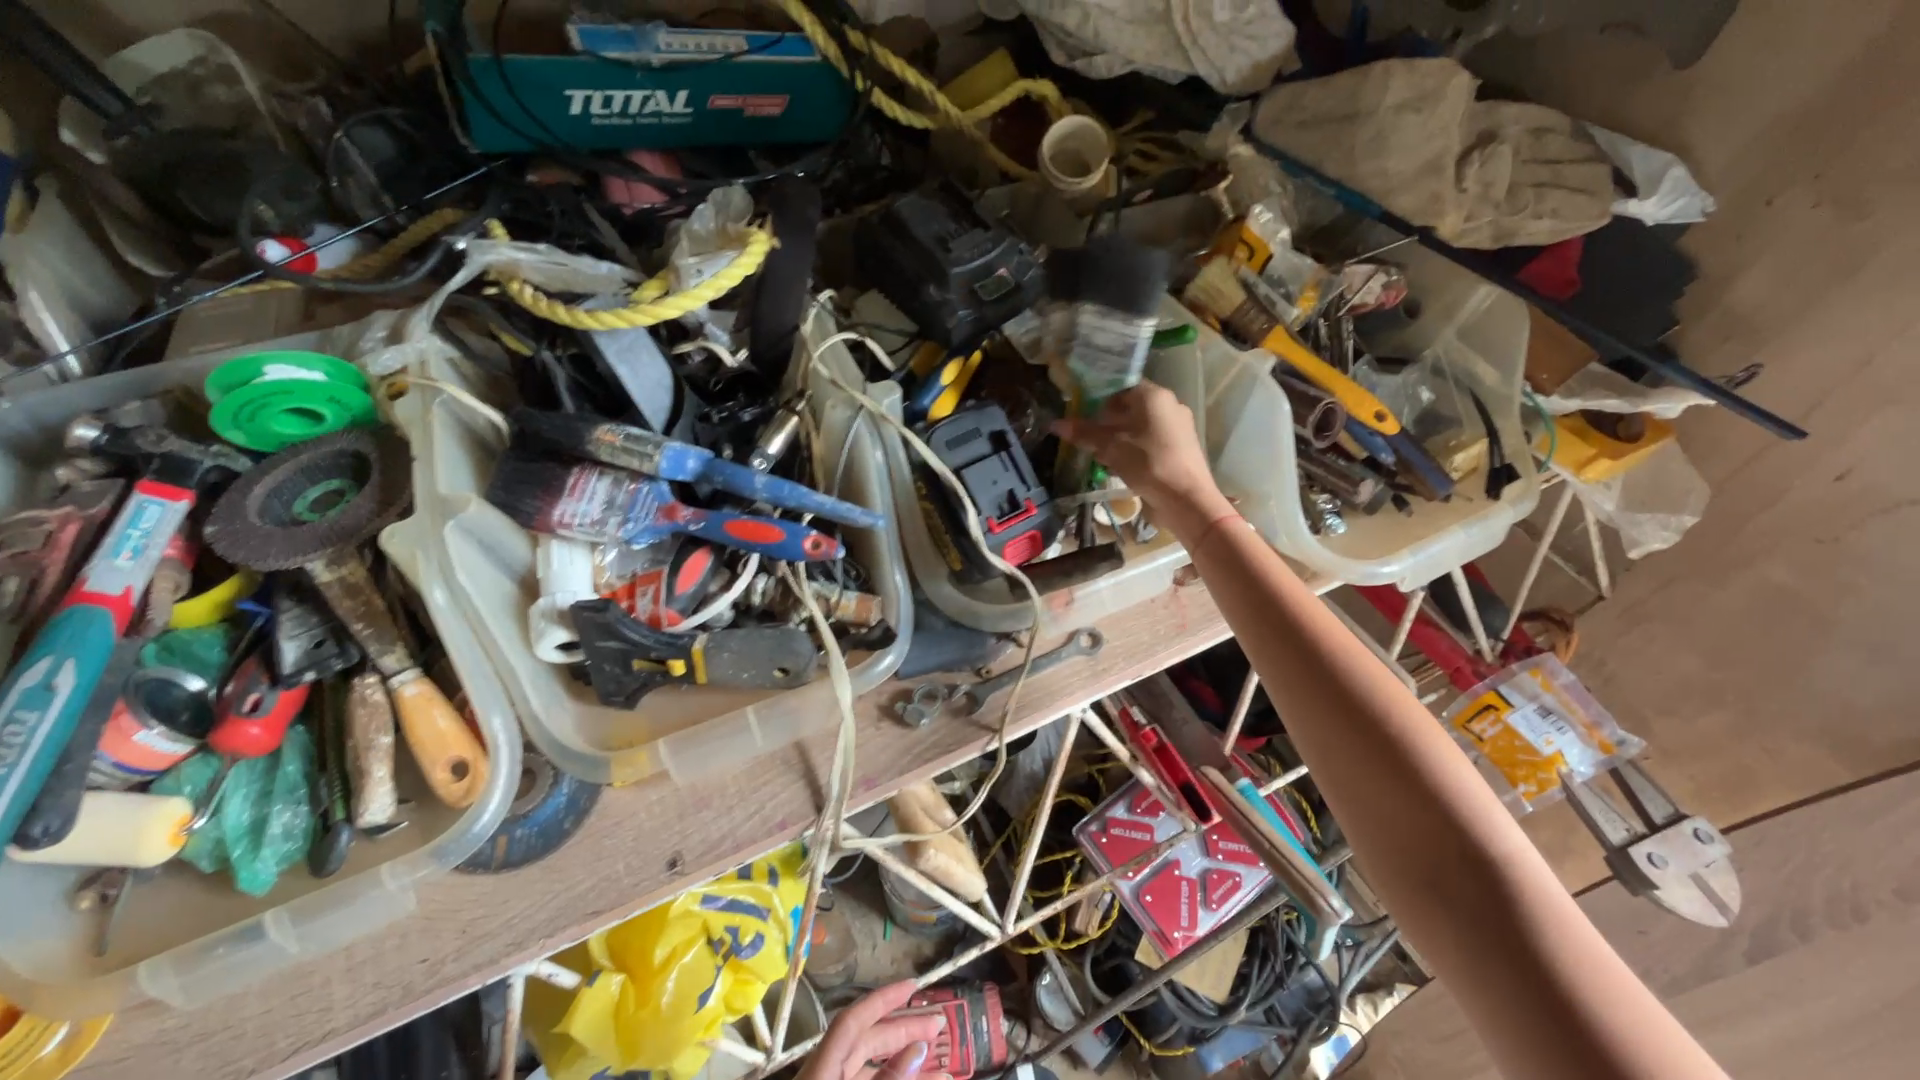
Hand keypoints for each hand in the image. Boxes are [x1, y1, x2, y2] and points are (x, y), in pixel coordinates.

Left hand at [795, 980, 949, 1079]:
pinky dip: (892, 1078)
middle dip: (904, 1029)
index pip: (854, 1018)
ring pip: (871, 1064)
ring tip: (941, 1065)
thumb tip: (919, 1048)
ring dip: (906, 1061)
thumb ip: (887, 1077)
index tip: (913, 985)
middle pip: (867, 1039)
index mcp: (823, 1062)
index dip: (883, 998)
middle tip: (939, 1024)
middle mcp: (826, 1067)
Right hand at [1052, 382, 1232, 534]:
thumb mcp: (1111, 448)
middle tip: (1084, 433)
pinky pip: (1150, 440)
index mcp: (1154, 395)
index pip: (1120, 385)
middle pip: (1130, 406)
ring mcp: (1177, 427)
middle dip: (1106, 420)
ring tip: (1097, 451)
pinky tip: (1117, 463)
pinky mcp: (1179, 447)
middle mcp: (1168, 405)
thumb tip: (1056, 424)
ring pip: (1139, 425)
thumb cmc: (1148, 464)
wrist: (1187, 499)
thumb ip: (1084, 433)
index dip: (1098, 396)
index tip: (1079, 409)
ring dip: (1117, 436)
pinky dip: (1132, 447)